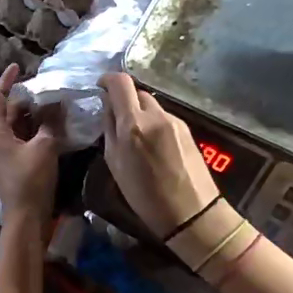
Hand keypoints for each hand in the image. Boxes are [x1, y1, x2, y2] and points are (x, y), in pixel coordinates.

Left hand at [0, 64, 61, 218]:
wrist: (27, 217)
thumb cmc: (30, 180)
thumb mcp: (44, 147)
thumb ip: (50, 122)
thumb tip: (56, 103)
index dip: (7, 81)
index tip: (18, 66)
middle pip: (11, 111)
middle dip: (29, 99)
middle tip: (49, 87)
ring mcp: (8, 152)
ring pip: (21, 125)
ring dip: (37, 114)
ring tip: (56, 102)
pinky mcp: (19, 163)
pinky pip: (28, 138)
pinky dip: (40, 129)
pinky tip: (57, 124)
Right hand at [98, 72, 219, 238]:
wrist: (192, 213)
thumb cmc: (146, 196)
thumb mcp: (115, 165)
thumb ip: (110, 131)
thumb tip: (109, 109)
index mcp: (133, 123)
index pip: (120, 82)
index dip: (108, 79)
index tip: (101, 87)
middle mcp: (155, 115)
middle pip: (136, 92)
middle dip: (124, 101)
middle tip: (116, 120)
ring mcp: (174, 121)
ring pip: (151, 105)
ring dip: (139, 113)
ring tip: (135, 138)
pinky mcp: (187, 129)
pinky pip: (163, 118)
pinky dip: (153, 124)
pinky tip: (153, 147)